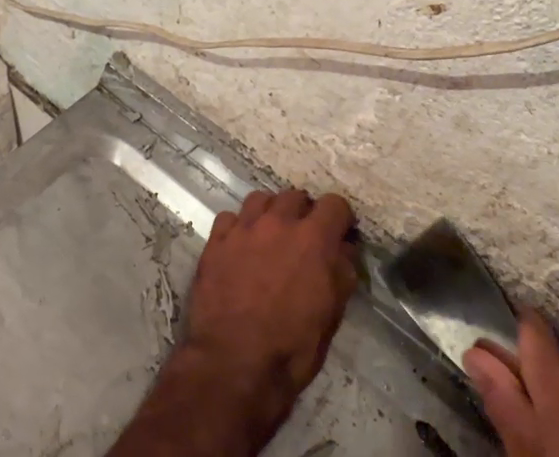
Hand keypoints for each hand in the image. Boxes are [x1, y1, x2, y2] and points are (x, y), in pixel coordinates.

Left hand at [187, 189, 359, 403]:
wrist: (235, 362)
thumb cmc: (293, 346)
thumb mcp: (332, 313)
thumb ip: (341, 271)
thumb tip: (343, 248)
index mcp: (313, 239)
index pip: (335, 204)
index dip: (340, 218)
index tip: (339, 233)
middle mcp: (277, 223)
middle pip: (294, 196)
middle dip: (303, 212)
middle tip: (303, 238)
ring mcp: (242, 229)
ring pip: (260, 199)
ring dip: (270, 213)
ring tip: (270, 236)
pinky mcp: (215, 241)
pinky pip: (230, 218)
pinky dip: (239, 227)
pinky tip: (240, 248)